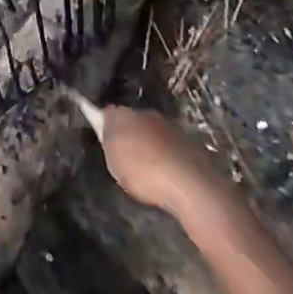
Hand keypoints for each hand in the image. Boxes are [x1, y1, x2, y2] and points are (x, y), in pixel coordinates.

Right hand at [97, 105, 225, 218]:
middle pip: (131, 119)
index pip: (108, 113)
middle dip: (128, 132)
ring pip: (151, 129)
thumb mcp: (115, 165)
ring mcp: (167, 122)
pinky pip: (168, 141)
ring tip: (148, 165)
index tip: (105, 138)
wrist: (188, 180)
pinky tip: (166, 168)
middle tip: (126, 154)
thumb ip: (110, 144)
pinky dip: (165, 150)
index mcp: (123, 117)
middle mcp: (145, 113)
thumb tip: (108, 130)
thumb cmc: (144, 174)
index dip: (104, 124)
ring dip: (149, 141)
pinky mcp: (185, 135)